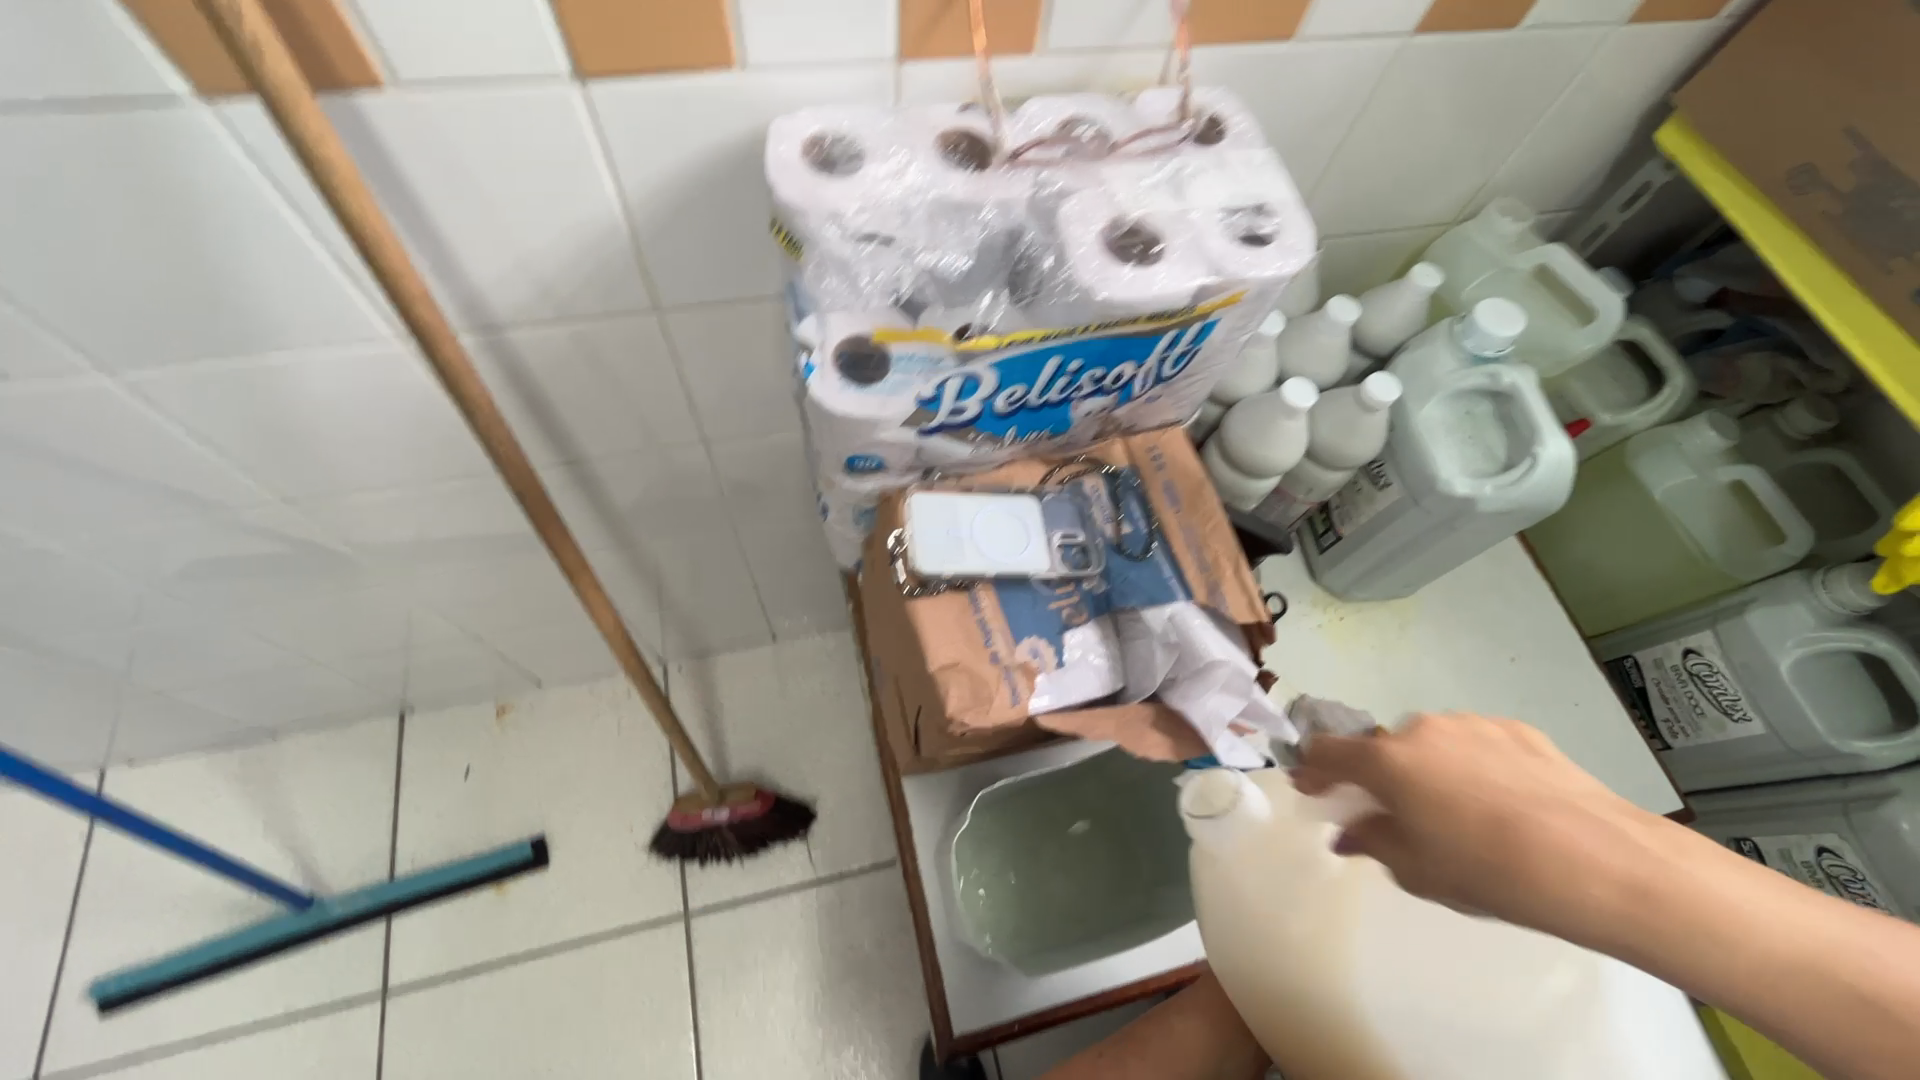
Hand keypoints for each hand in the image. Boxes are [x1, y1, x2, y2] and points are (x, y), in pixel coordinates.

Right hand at [1293, 711, 1673, 941]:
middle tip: (1402, 817)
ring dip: (1430, 771)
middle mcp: (1421, 729)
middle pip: (1383, 748)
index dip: (1312, 770)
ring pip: (1432, 745)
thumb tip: (1351, 832)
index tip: (1313, 791)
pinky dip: (1474, 768)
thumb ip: (1373, 841)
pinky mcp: (1520, 730)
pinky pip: (1477, 746)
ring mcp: (1473, 725)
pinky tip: (1505, 805)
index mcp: (1386, 760)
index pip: (1326, 750)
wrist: (1605, 864)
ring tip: (1463, 815)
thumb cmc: (1491, 872)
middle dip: (1382, 778)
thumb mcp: (1417, 871)